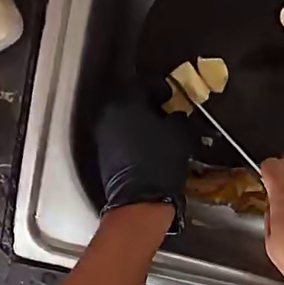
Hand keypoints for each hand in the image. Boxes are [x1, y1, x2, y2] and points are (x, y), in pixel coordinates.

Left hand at [95, 87, 193, 227]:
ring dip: (139, 122)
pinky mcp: (103, 154)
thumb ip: (178, 118)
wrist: (140, 199)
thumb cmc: (161, 161)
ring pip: (123, 120)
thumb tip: (176, 115)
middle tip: (165, 112)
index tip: (171, 95)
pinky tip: (146, 147)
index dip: (161, 88)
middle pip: (130, 101)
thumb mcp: (180, 135)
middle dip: (148, 105)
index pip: (144, 85)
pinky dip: (133, 137)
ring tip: (157, 132)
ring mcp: (103, 135)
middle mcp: (109, 115)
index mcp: (127, 102)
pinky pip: (120, 137)